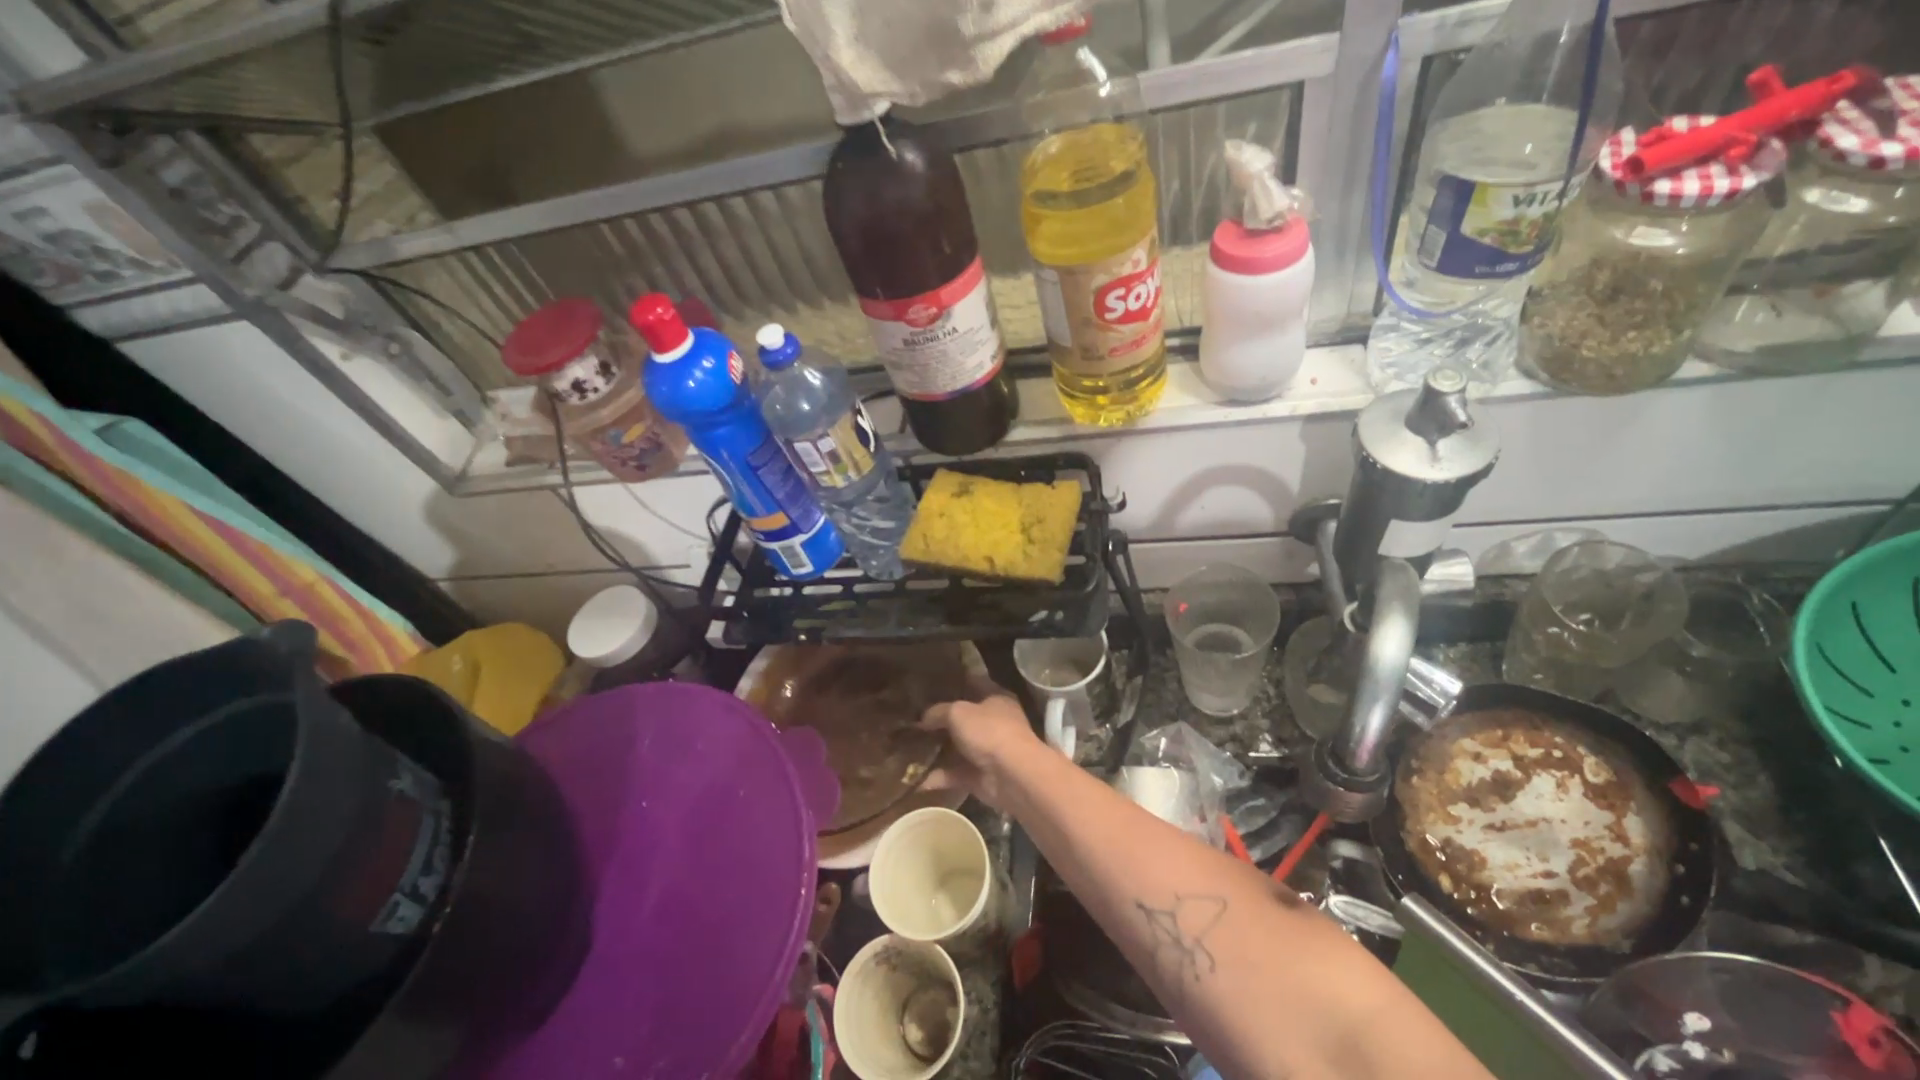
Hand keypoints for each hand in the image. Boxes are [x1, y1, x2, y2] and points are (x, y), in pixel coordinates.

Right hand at [922, 677, 1045, 811]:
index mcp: (997, 699)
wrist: (1012, 776)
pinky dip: (938, 776)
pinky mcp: (980, 776)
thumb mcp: (958, 712)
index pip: (975, 684)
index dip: (955, 683)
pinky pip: (955, 774)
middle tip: (914, 719)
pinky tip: (916, 777)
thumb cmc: (989, 732)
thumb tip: (923, 718)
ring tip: (909, 748)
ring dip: (937, 751)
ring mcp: (988, 751)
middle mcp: (994, 723)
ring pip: (958, 749)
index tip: (932, 684)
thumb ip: (938, 712)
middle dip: (941, 721)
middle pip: (964, 719)